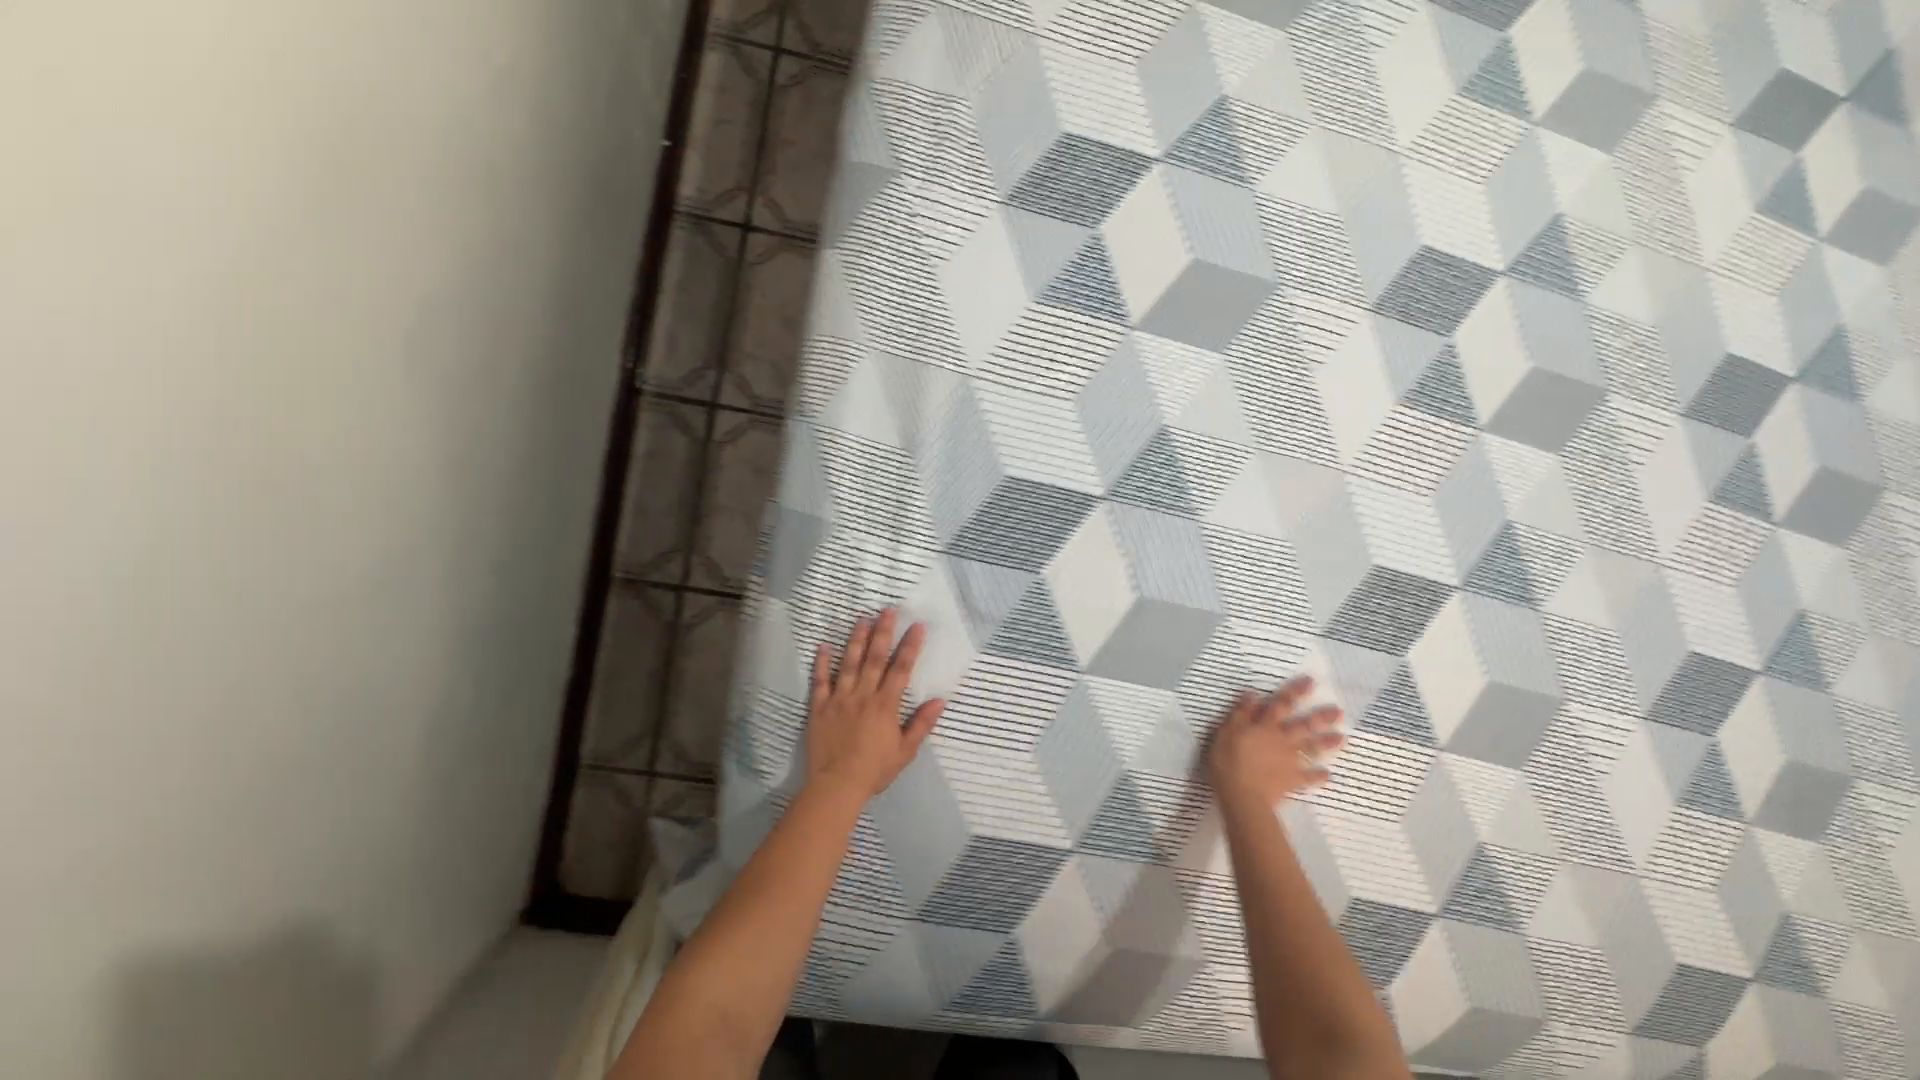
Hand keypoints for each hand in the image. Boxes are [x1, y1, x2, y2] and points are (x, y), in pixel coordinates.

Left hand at [804, 609, 945, 802]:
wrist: (837, 785)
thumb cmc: (874, 770)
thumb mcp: (905, 751)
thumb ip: (921, 724)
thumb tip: (939, 700)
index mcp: (885, 705)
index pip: (901, 669)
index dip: (910, 646)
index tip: (917, 625)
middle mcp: (863, 695)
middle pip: (874, 658)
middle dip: (883, 632)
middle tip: (887, 610)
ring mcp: (839, 699)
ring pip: (848, 663)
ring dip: (856, 639)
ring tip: (862, 618)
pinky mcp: (819, 708)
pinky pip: (820, 681)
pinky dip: (822, 663)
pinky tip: (824, 646)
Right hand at [1209, 677, 1344, 812]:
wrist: (1243, 795)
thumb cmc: (1229, 761)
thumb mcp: (1227, 732)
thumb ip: (1241, 713)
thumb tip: (1253, 694)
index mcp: (1266, 727)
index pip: (1281, 705)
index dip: (1295, 693)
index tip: (1311, 682)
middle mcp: (1282, 740)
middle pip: (1304, 726)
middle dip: (1321, 718)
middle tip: (1339, 712)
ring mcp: (1289, 761)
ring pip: (1311, 749)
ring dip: (1327, 743)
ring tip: (1342, 738)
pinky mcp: (1292, 780)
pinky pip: (1308, 778)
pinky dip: (1319, 777)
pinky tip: (1328, 775)